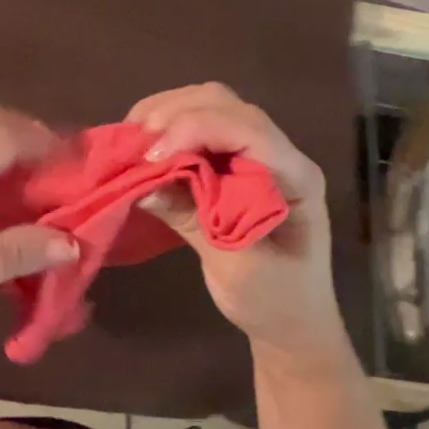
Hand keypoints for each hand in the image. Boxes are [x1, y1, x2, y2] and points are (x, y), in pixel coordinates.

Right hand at [127, 83, 351, 364]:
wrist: (294, 324)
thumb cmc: (274, 301)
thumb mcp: (237, 269)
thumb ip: (195, 220)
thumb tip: (142, 185)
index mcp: (295, 176)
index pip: (246, 129)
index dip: (194, 130)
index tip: (151, 158)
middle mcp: (279, 153)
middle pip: (225, 104)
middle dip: (174, 114)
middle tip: (134, 145)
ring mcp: (257, 153)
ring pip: (210, 105)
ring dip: (167, 115)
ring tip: (133, 143)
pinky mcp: (234, 162)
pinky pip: (200, 126)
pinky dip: (167, 128)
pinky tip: (144, 148)